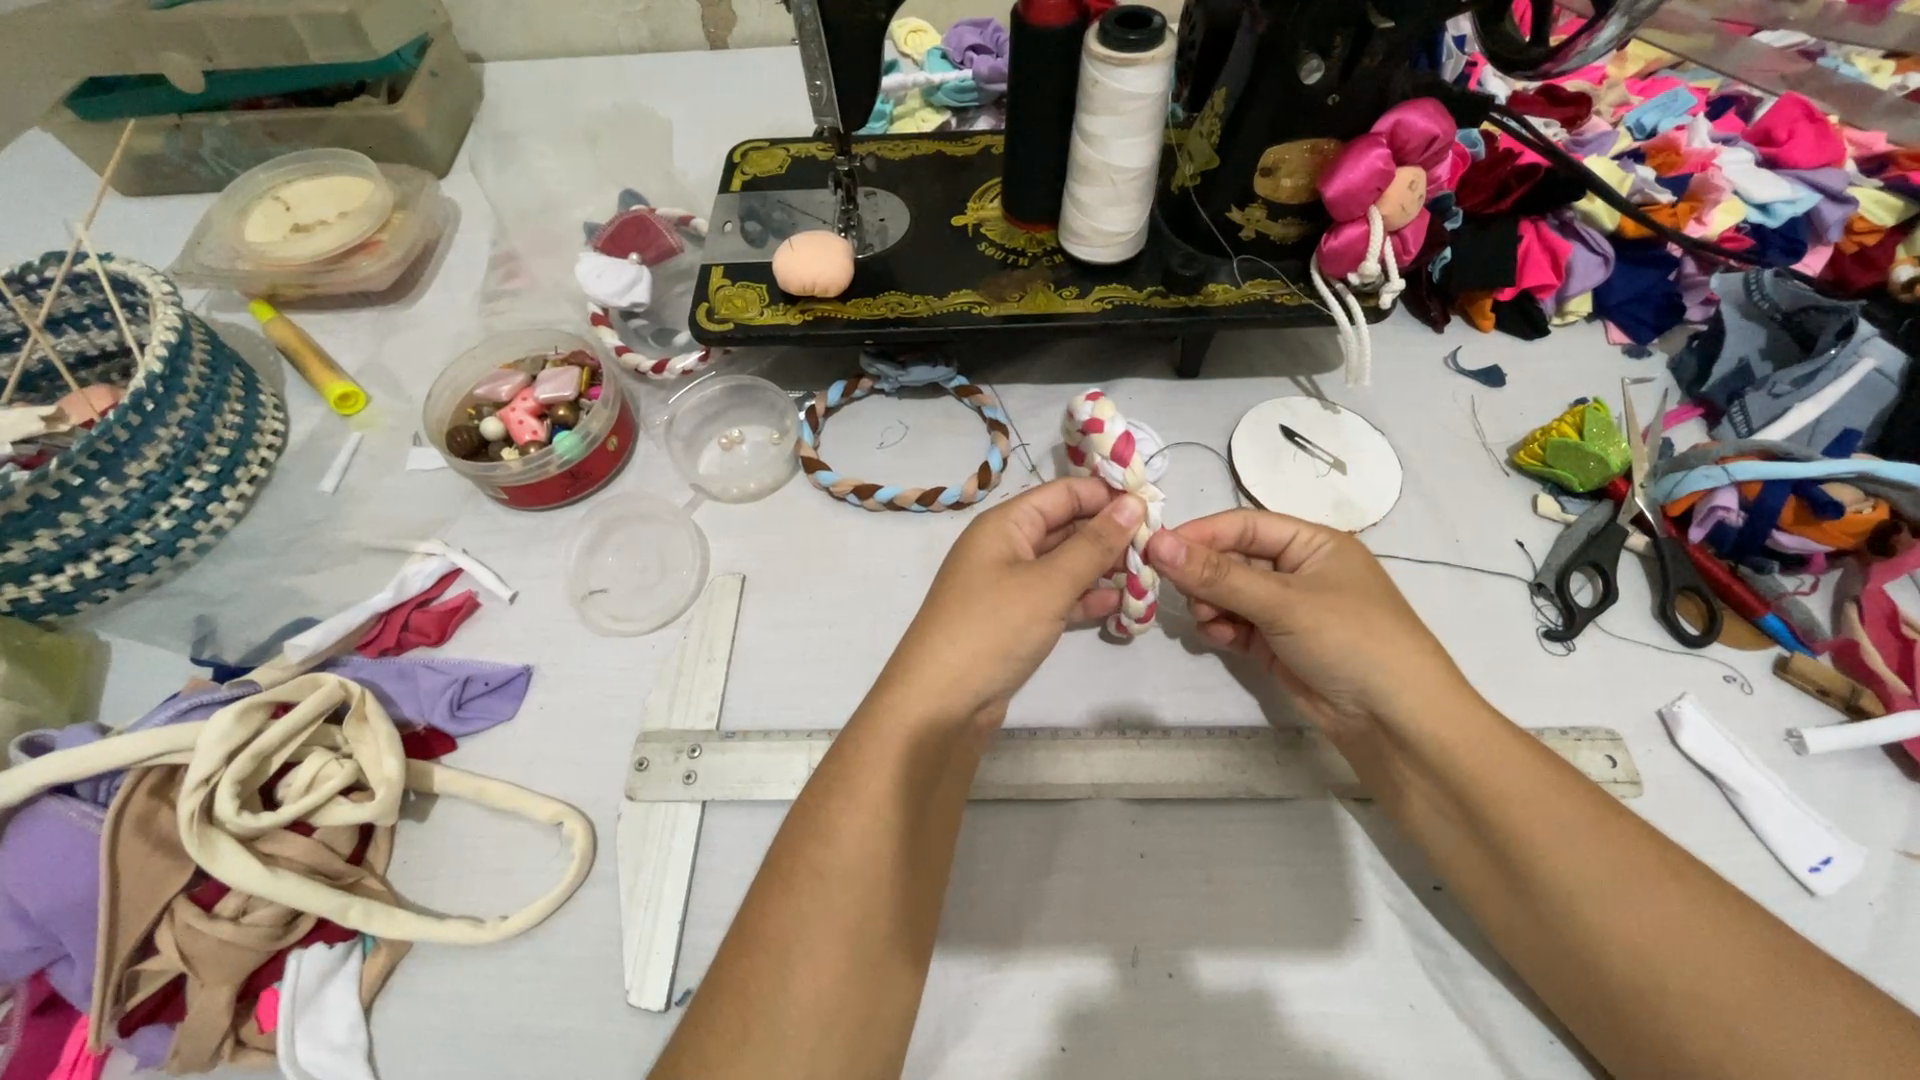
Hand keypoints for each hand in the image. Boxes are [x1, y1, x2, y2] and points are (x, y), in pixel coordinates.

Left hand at [875, 478, 1144, 729]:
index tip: (1155, 507)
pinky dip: (1085, 599)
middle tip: (1159, 546)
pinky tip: (1120, 606)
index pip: (1063, 493)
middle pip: (1065, 527)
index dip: (1106, 495)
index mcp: (1004, 524)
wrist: (941, 702)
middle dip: (1109, 534)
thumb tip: (1134, 503)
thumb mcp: (1049, 583)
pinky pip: (1057, 598)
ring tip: (1148, 576)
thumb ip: (1094, 544)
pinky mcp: (1014, 620)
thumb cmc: (993, 629)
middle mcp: (1005, 548)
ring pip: (1064, 565)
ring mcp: (1008, 586)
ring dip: (1102, 569)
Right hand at [1145, 510, 1471, 740]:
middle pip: (1232, 559)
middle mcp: (1298, 571)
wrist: (1395, 721)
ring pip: (1229, 594)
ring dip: (1211, 604)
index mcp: (1312, 544)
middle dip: (1204, 575)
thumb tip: (1156, 542)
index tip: (1156, 547)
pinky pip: (1236, 624)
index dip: (1200, 534)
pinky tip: (1219, 637)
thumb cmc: (1350, 640)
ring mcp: (1287, 610)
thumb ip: (1217, 574)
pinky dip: (1222, 628)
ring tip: (1208, 620)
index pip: (1244, 526)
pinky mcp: (1277, 644)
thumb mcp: (1282, 602)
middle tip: (1180, 593)